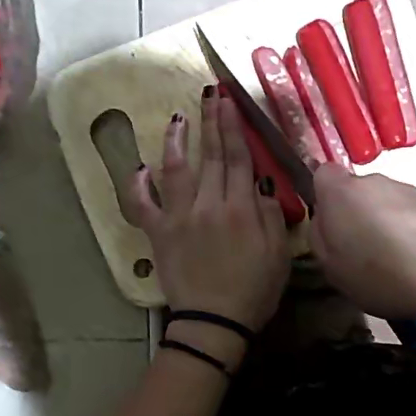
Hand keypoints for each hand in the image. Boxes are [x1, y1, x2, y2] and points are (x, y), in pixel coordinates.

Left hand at [129, 88, 290, 333]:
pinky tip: (139, 168)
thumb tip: (258, 182)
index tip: (230, 102)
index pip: (237, 158)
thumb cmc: (253, 291)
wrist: (214, 322)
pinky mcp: (158, 234)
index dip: (234, 127)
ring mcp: (179, 217)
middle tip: (209, 94)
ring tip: (178, 118)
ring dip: (176, 141)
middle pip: (210, 156)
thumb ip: (269, 214)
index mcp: (240, 209)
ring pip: (175, 170)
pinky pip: (143, 204)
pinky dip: (138, 185)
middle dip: (210, 121)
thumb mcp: (277, 254)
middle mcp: (208, 205)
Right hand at [308, 166, 415, 325]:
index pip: (323, 175)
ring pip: (389, 204)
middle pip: (359, 192)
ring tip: (397, 267)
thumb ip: (320, 240)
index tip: (329, 229)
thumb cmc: (382, 273)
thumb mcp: (332, 269)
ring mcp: (414, 190)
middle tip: (361, 256)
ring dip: (388, 226)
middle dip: (357, 216)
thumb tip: (324, 222)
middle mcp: (377, 181)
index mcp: (342, 192)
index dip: (324, 200)